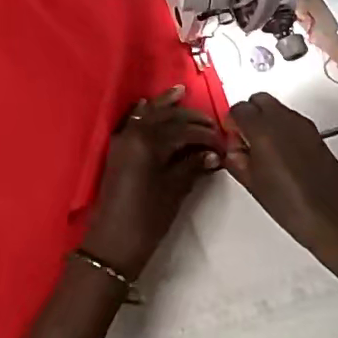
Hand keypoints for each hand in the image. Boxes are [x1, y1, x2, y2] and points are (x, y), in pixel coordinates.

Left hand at [81, 86, 222, 277]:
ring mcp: (122, 140)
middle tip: (212, 122)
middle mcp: (133, 134)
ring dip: (166, 107)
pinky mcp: (118, 150)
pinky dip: (144, 113)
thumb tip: (213, 154)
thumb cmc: (147, 219)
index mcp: (148, 142)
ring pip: (148, 115)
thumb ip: (193, 166)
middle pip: (166, 117)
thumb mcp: (175, 191)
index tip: (223, 142)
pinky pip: (133, 122)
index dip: (206, 135)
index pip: (183, 130)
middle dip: (190, 117)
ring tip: (182, 94)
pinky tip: (151, 106)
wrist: (113, 243)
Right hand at [224, 93, 337, 256]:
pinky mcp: (316, 134)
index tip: (231, 138)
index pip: (237, 109)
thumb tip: (233, 149)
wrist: (334, 219)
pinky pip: (292, 119)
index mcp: (262, 130)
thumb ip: (236, 158)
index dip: (231, 123)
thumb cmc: (297, 207)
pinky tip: (280, 154)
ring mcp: (303, 125)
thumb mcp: (252, 184)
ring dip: (266, 120)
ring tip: (262, 150)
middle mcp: (284, 121)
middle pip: (258, 100)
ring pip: (276, 107)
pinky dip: (282, 128)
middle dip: (248, 115)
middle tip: (244, 139)